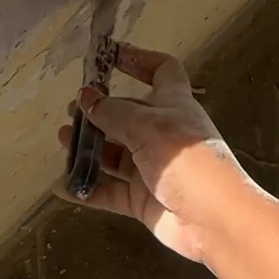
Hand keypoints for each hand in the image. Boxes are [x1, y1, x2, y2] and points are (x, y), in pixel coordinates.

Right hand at [54, 43, 253, 261]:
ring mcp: (152, 171)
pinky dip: (88, 189)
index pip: (162, 71)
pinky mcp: (144, 202)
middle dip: (98, 114)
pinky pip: (110, 192)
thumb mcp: (148, 127)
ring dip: (88, 149)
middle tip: (71, 115)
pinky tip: (63, 186)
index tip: (109, 57)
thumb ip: (113, 113)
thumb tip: (86, 98)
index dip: (139, 60)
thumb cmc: (188, 163)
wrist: (215, 221)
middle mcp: (163, 136)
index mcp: (173, 106)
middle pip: (126, 117)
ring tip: (65, 143)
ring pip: (115, 156)